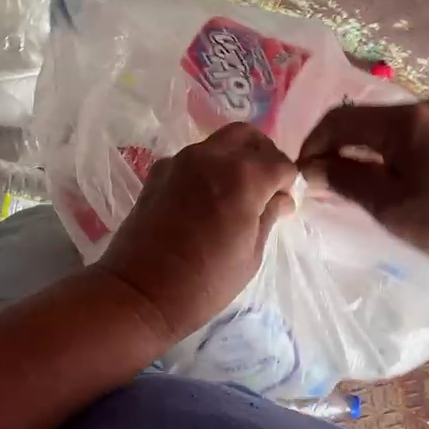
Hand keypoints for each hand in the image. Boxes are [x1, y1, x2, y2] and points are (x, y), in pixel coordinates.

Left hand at [92, 123, 297, 343]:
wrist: (140, 291)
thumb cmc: (205, 282)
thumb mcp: (251, 255)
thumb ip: (268, 217)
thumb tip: (282, 199)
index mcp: (243, 177)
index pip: (280, 163)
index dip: (288, 182)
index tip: (284, 202)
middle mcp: (212, 157)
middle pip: (248, 136)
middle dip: (263, 155)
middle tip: (265, 185)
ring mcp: (181, 161)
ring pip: (218, 143)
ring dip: (234, 159)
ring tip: (235, 194)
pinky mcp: (158, 171)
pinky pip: (192, 158)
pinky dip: (207, 168)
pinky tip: (205, 200)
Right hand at [297, 98, 428, 283]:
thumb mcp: (387, 205)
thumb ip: (343, 178)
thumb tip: (311, 167)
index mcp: (405, 120)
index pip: (340, 119)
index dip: (313, 143)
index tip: (300, 171)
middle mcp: (426, 106)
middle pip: (364, 117)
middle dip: (336, 144)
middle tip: (320, 176)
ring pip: (386, 125)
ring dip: (362, 146)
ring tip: (348, 177)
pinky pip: (410, 132)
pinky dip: (388, 149)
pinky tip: (384, 173)